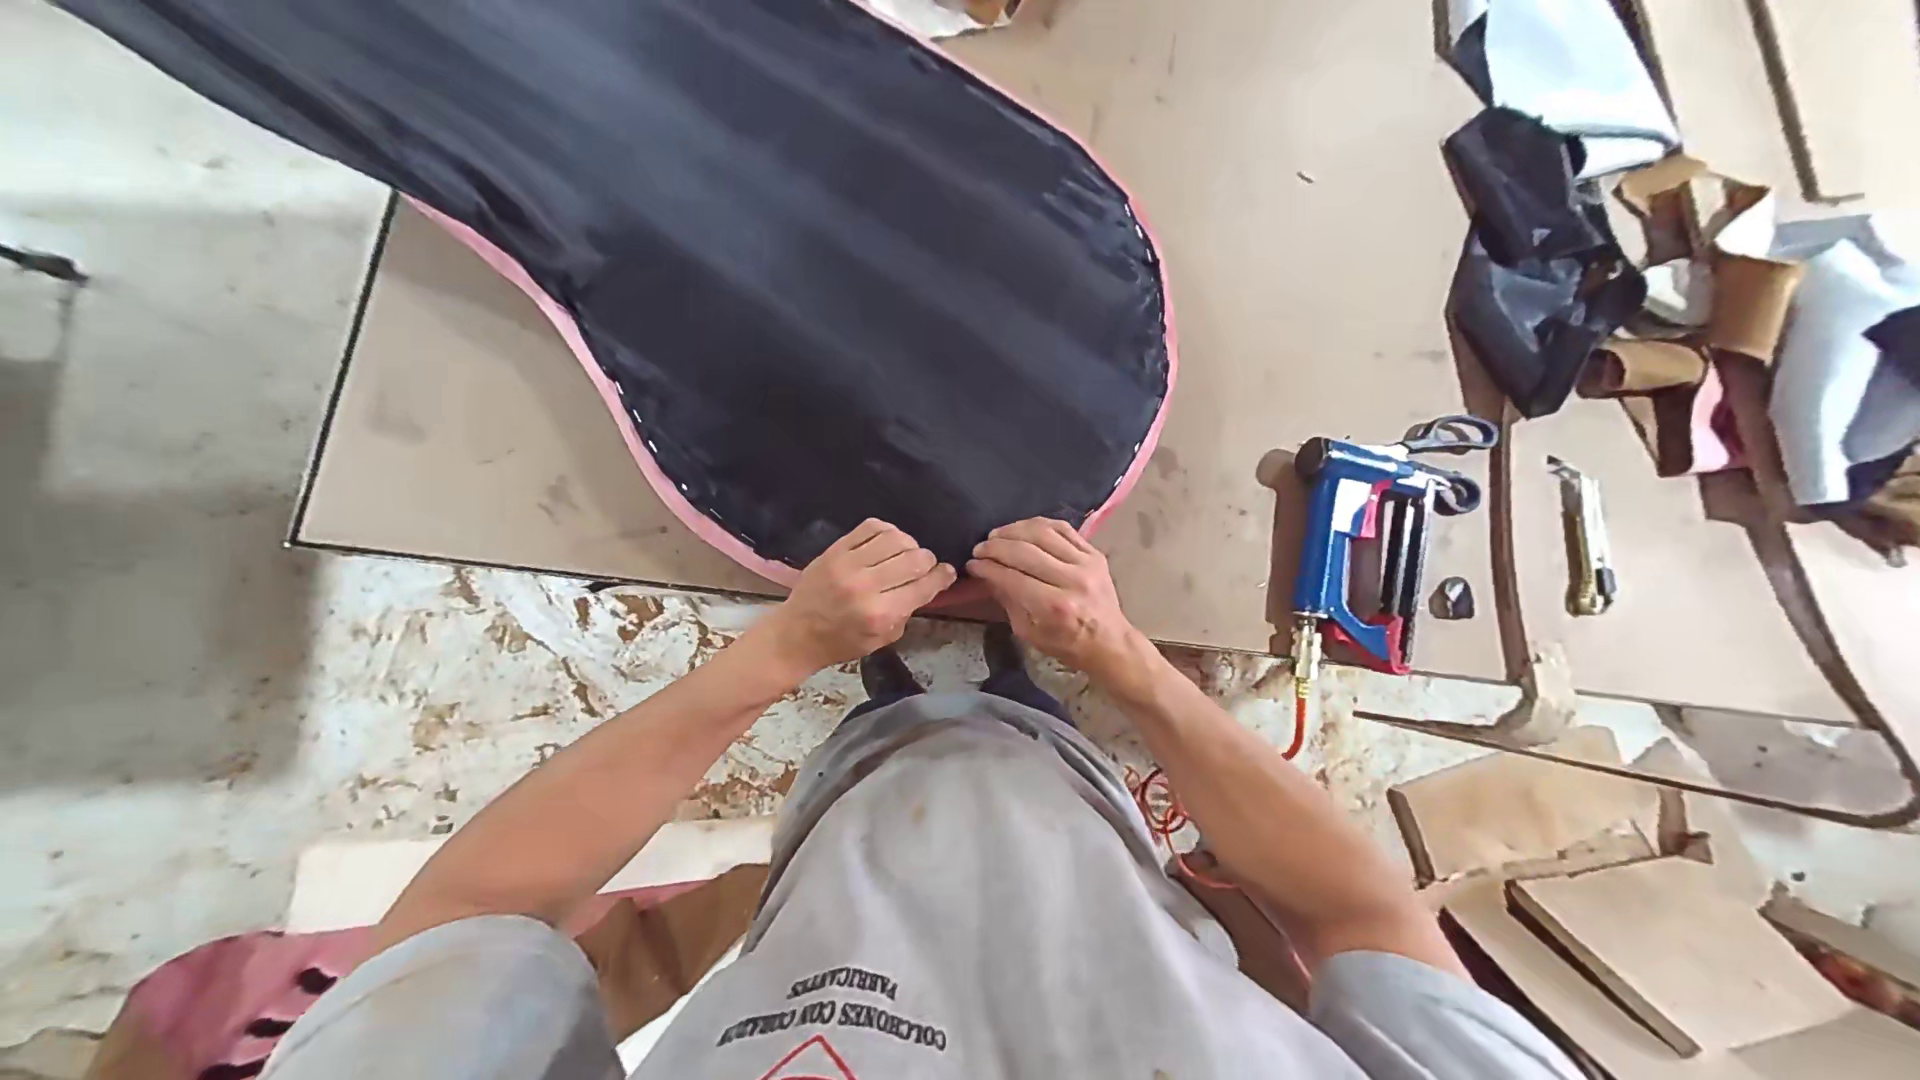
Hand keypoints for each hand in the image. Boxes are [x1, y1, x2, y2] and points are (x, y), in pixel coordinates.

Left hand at [751, 519, 955, 678]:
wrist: (797, 634)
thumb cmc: (842, 642)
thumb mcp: (883, 638)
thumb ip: (907, 611)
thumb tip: (927, 584)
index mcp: (880, 614)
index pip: (924, 586)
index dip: (943, 576)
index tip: (947, 572)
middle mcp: (866, 587)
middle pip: (915, 558)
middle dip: (928, 561)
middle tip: (925, 566)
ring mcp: (848, 565)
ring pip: (896, 538)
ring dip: (909, 544)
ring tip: (906, 553)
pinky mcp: (835, 550)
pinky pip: (870, 527)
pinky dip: (887, 531)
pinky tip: (888, 542)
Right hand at [967, 517, 1143, 681]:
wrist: (1109, 642)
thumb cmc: (1066, 644)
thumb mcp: (1029, 632)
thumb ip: (1008, 600)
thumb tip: (988, 574)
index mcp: (1054, 606)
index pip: (1012, 577)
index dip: (987, 568)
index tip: (972, 564)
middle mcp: (1072, 580)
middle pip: (1024, 552)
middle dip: (995, 547)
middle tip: (979, 549)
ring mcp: (1086, 563)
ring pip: (1043, 533)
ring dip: (1013, 530)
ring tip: (997, 535)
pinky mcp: (1095, 554)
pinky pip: (1063, 528)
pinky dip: (1038, 524)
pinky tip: (1022, 528)